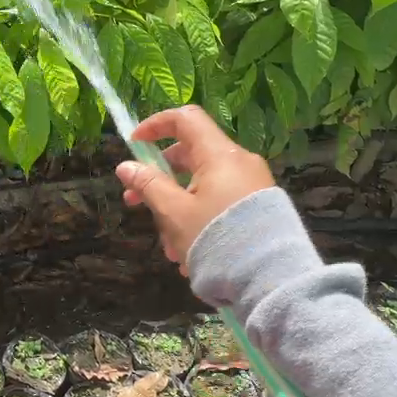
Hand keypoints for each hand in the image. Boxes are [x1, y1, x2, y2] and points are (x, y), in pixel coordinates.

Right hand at [116, 106, 274, 271]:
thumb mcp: (173, 212)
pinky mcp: (258, 207)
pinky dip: (198, 217)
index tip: (134, 145)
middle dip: (159, 180)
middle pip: (190, 156)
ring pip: (202, 185)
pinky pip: (219, 201)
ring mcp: (251, 185)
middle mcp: (239, 162)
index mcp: (219, 155)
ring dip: (176, 208)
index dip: (155, 125)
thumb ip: (148, 185)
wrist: (270, 276)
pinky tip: (190, 252)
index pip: (185, 119)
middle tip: (135, 204)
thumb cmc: (215, 237)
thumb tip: (126, 167)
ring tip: (170, 246)